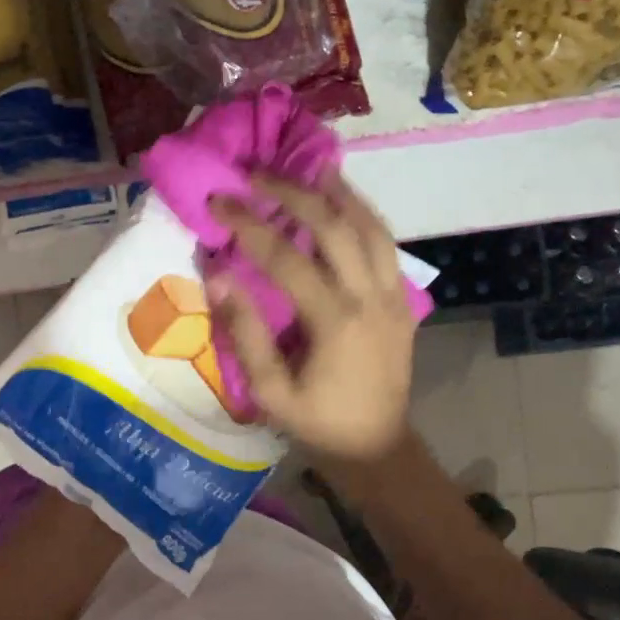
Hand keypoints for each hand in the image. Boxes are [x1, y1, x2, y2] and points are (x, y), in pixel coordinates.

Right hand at [205, 172, 415, 461]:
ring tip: (306, 171)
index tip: (218, 200)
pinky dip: (363, 216)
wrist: (376, 448)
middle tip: (255, 174)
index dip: (248, 224)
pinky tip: (343, 204)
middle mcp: (370, 297)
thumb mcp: (269, 391)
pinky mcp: (402, 302)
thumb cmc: (316, 425)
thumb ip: (245, 333)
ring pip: (371, 226)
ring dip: (337, 194)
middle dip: (292, 192)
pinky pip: (385, 245)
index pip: (286, 256)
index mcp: (335, 321)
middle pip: (334, 225)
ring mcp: (393, 296)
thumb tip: (218, 276)